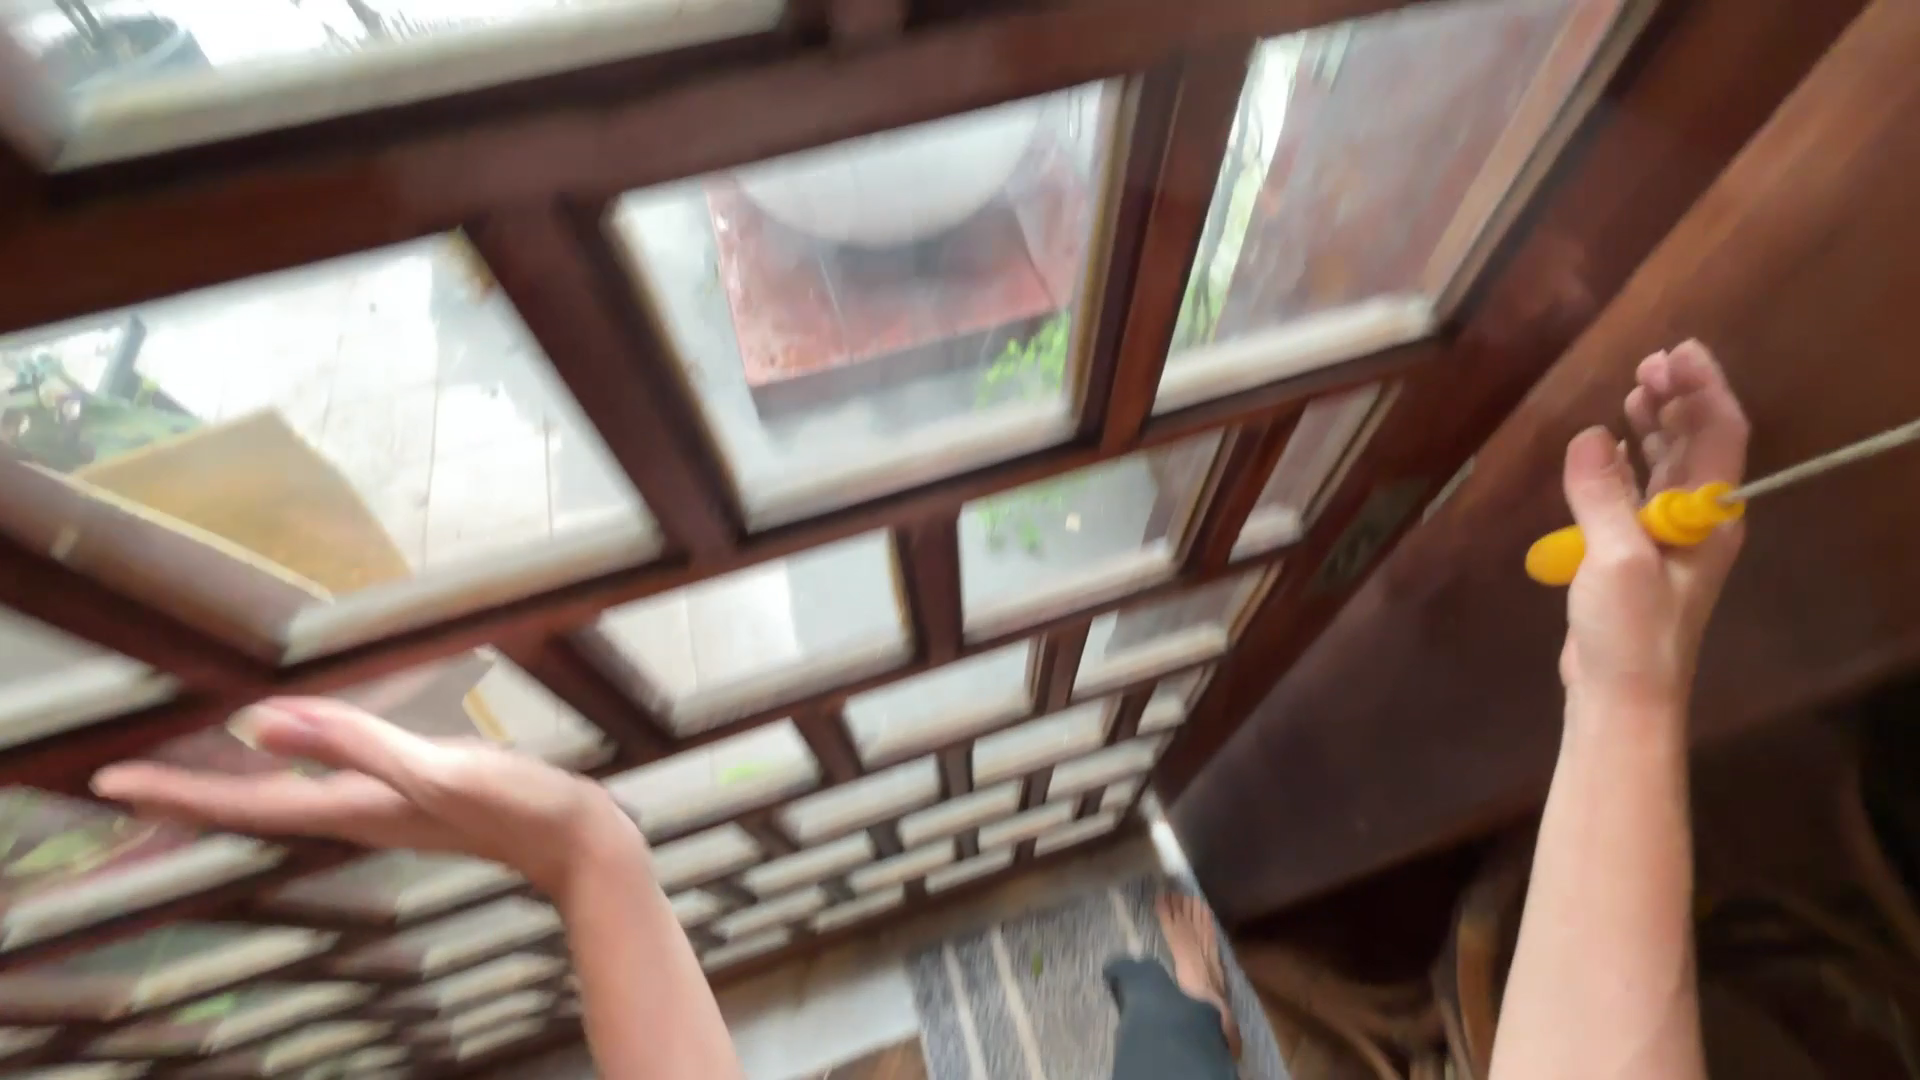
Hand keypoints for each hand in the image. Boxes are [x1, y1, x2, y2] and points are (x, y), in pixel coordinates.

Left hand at [91, 697, 641, 896]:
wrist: (574, 835)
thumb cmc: (512, 805)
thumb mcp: (436, 769)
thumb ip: (356, 745)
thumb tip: (260, 724)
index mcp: (360, 807)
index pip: (251, 802)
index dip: (180, 790)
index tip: (110, 782)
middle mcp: (367, 813)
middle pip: (265, 806)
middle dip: (200, 792)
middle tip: (143, 776)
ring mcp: (399, 809)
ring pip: (302, 797)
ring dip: (251, 783)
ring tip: (216, 763)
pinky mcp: (429, 796)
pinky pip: (347, 782)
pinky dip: (314, 766)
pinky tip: (327, 753)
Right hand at [1559, 340, 1748, 714]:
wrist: (1621, 687)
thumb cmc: (1630, 626)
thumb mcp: (1617, 557)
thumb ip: (1604, 496)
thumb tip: (1591, 436)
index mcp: (1708, 518)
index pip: (1716, 436)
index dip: (1699, 391)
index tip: (1673, 354)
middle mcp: (1696, 522)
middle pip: (1697, 446)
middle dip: (1678, 401)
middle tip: (1650, 362)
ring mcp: (1665, 539)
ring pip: (1669, 468)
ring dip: (1655, 428)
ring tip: (1634, 394)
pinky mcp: (1633, 555)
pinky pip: (1637, 494)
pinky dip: (1627, 465)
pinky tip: (1611, 454)